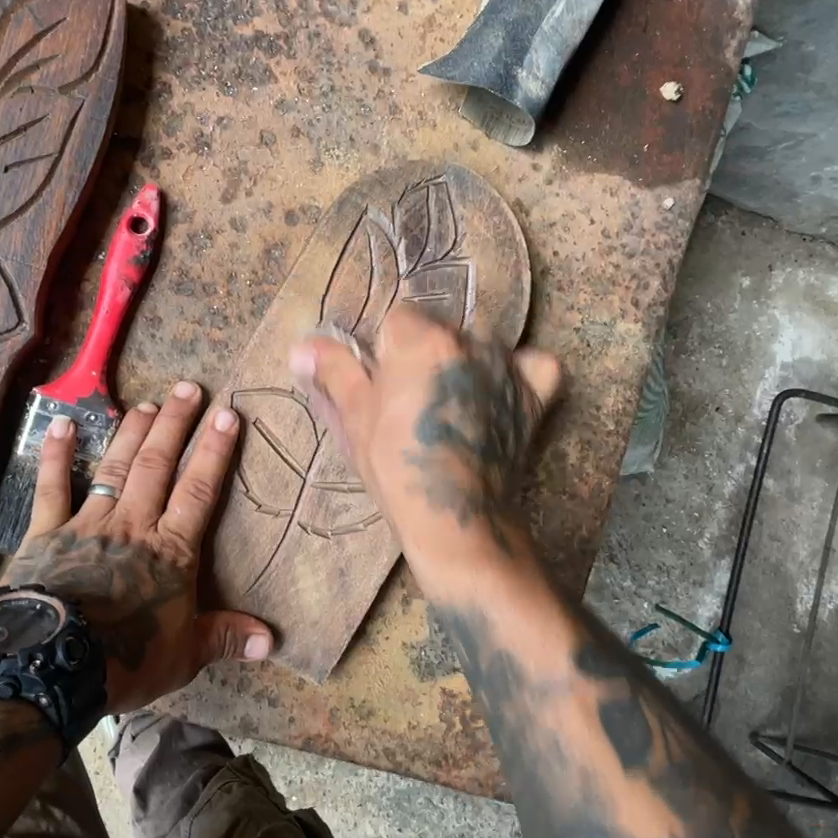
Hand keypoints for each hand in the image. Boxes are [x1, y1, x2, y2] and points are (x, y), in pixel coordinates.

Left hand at [0, 381, 273, 713]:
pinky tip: (60, 424)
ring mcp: (88, 522)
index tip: (228, 414)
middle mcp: (133, 524)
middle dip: (176, 423)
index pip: (199, 489)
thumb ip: (224, 637)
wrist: (50, 665)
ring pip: (115, 466)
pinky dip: (56, 455)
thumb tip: (271, 640)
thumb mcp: (183, 656)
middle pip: (158, 464)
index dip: (215, 450)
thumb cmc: (124, 660)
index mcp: (170, 550)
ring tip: (148, 404)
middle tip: (188, 388)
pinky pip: (52, 487)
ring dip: (133, 432)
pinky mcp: (47, 531)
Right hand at [288, 308, 560, 561]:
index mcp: (421, 339)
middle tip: (412, 403)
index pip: (398, 319)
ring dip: (466, 362)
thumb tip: (301, 346)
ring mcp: (507, 366)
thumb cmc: (396, 468)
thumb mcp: (356, 419)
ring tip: (451, 406)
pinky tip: (498, 394)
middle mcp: (470, 340)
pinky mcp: (536, 394)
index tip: (382, 386)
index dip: (386, 352)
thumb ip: (334, 371)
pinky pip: (532, 364)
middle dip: (424, 354)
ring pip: (482, 343)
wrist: (455, 518)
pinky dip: (517, 373)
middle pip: (440, 329)